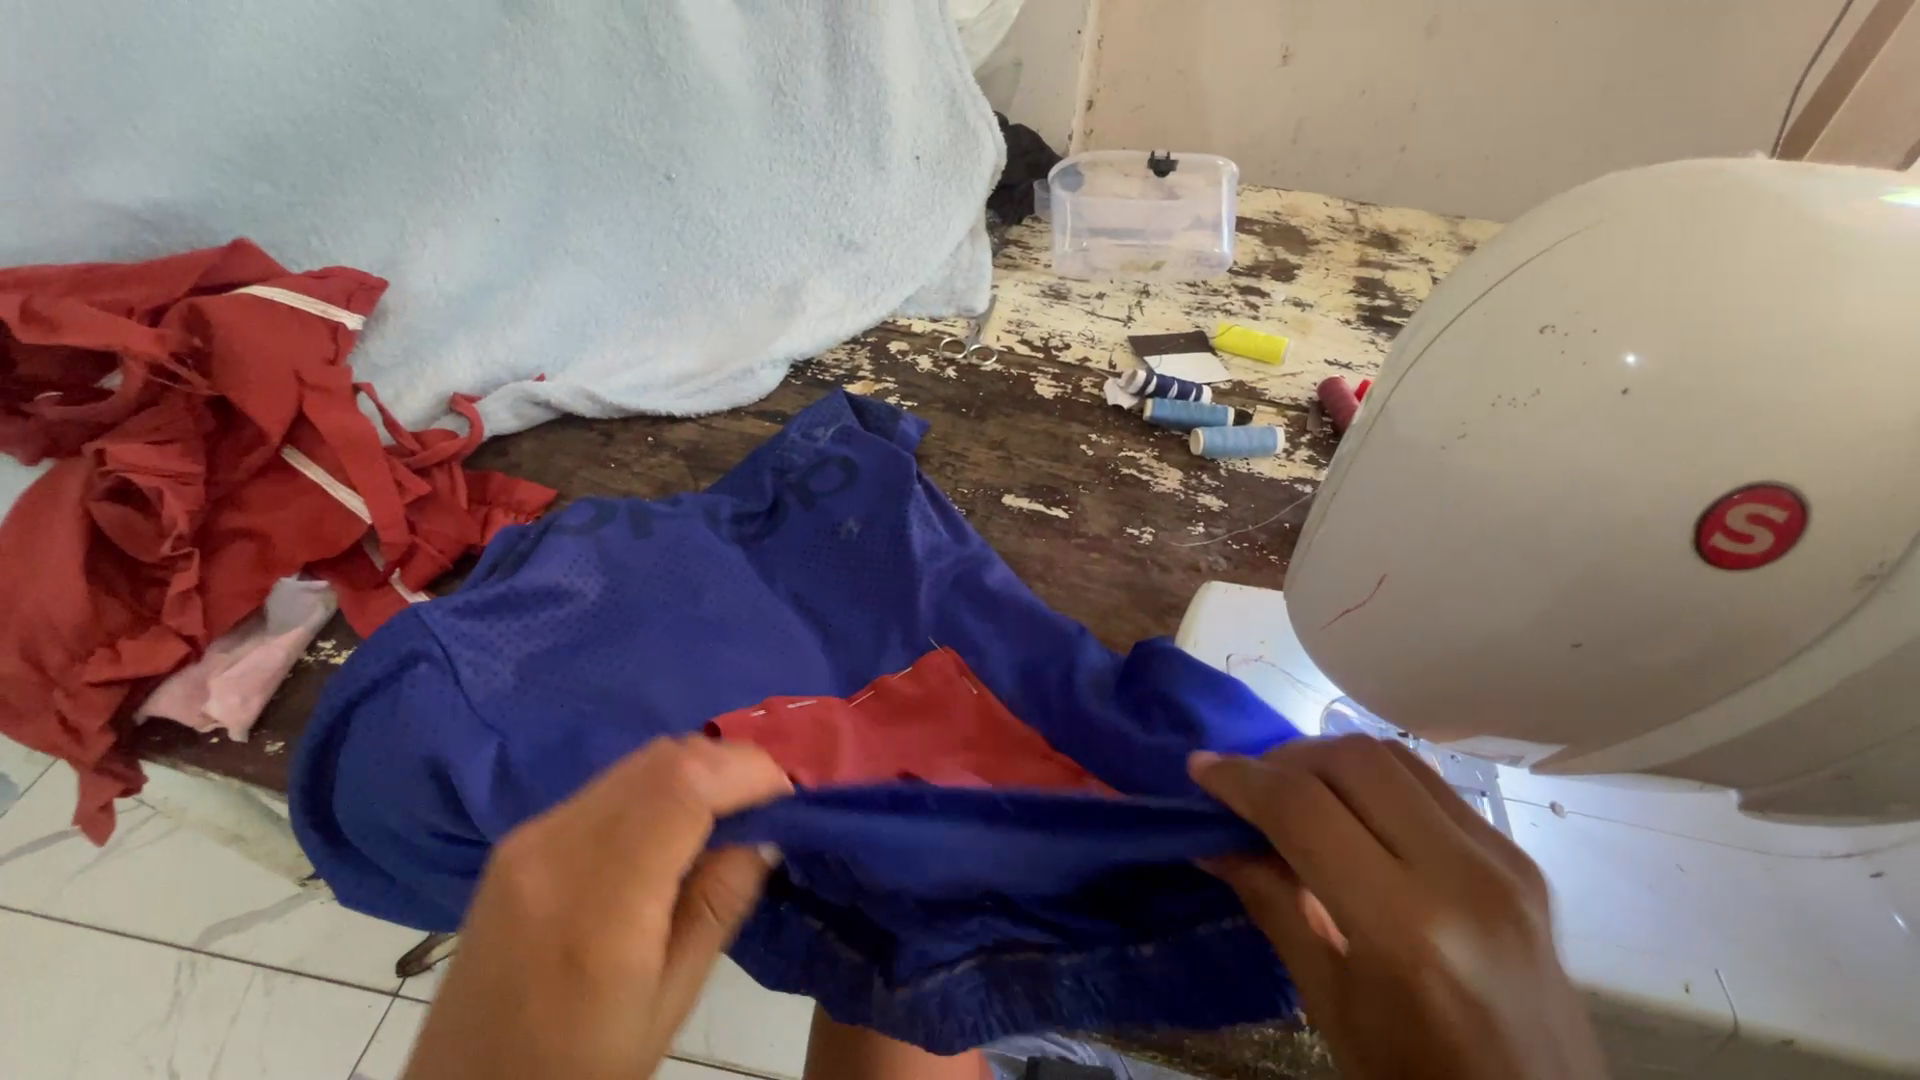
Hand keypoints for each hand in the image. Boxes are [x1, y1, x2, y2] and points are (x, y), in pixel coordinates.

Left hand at [404, 736, 792, 1079]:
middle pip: (662, 760)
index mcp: (597, 905)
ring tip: (733, 809)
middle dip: (729, 764)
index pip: (683, 787)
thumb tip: (763, 829)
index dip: (746, 771)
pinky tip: (678, 823)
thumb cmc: (581, 1071)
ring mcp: (529, 838)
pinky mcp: (519, 840)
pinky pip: (609, 786)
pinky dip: (660, 786)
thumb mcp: (672, 1000)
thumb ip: (720, 902)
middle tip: (770, 801)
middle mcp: (554, 850)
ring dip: (697, 770)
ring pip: (637, 764)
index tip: (791, 794)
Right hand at [1191, 736, 1606, 1079]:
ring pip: (1396, 758)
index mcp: (1406, 929)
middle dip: (1284, 758)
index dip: (1241, 779)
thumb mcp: (1329, 1002)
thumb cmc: (1416, 1079)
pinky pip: (1433, 787)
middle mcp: (1464, 877)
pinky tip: (1350, 812)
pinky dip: (1375, 780)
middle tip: (1247, 786)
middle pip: (1354, 761)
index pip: (1305, 809)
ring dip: (1329, 759)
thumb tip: (1210, 840)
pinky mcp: (1523, 860)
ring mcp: (1504, 862)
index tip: (1200, 770)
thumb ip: (1273, 903)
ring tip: (1293, 791)